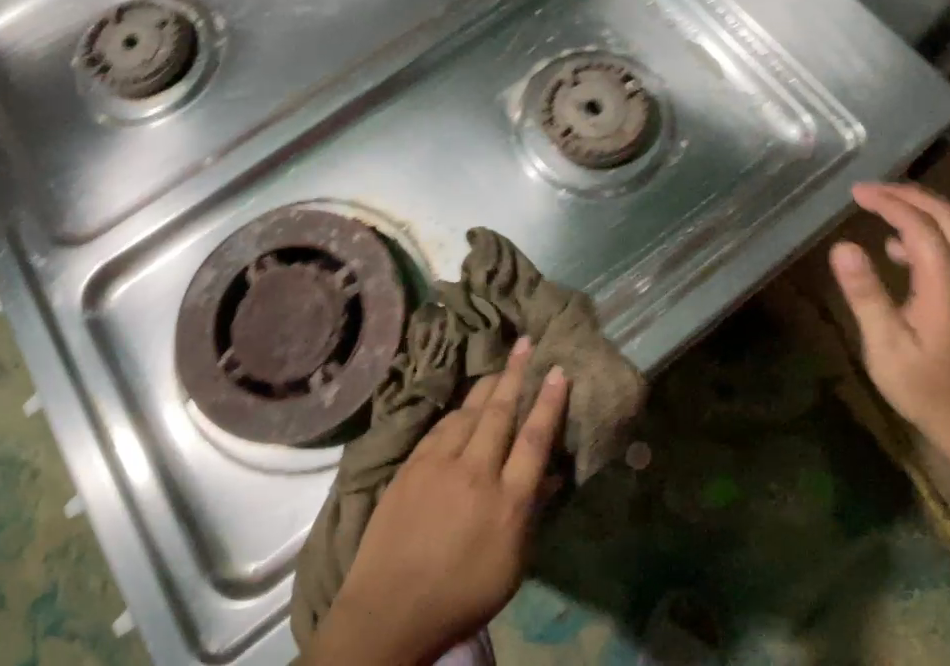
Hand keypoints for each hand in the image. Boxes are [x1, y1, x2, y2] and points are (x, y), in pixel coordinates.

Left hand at [309, 339, 568, 665]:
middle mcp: (475, 473)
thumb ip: (532, 513)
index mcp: (507, 502)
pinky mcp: (410, 466)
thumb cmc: (462, 595)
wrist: (391, 607)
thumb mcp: (513, 565)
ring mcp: (438, 465)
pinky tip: (464, 404)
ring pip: (468, 413)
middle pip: (500, 412)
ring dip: (487, 386)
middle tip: (527, 343)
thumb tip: (550, 473)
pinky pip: (440, 428)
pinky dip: (457, 412)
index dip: (549, 402)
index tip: (558, 371)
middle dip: (516, 374)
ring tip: (501, 364)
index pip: (535, 439)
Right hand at [829, 183, 949, 462]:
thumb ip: (866, 293)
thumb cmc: (925, 388)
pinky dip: (936, 231)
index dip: (889, 202)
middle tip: (871, 191)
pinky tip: (904, 250)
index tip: (855, 192)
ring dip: (927, 209)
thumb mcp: (885, 346)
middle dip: (910, 195)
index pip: (920, 225)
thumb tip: (843, 246)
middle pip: (949, 217)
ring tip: (887, 207)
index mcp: (946, 284)